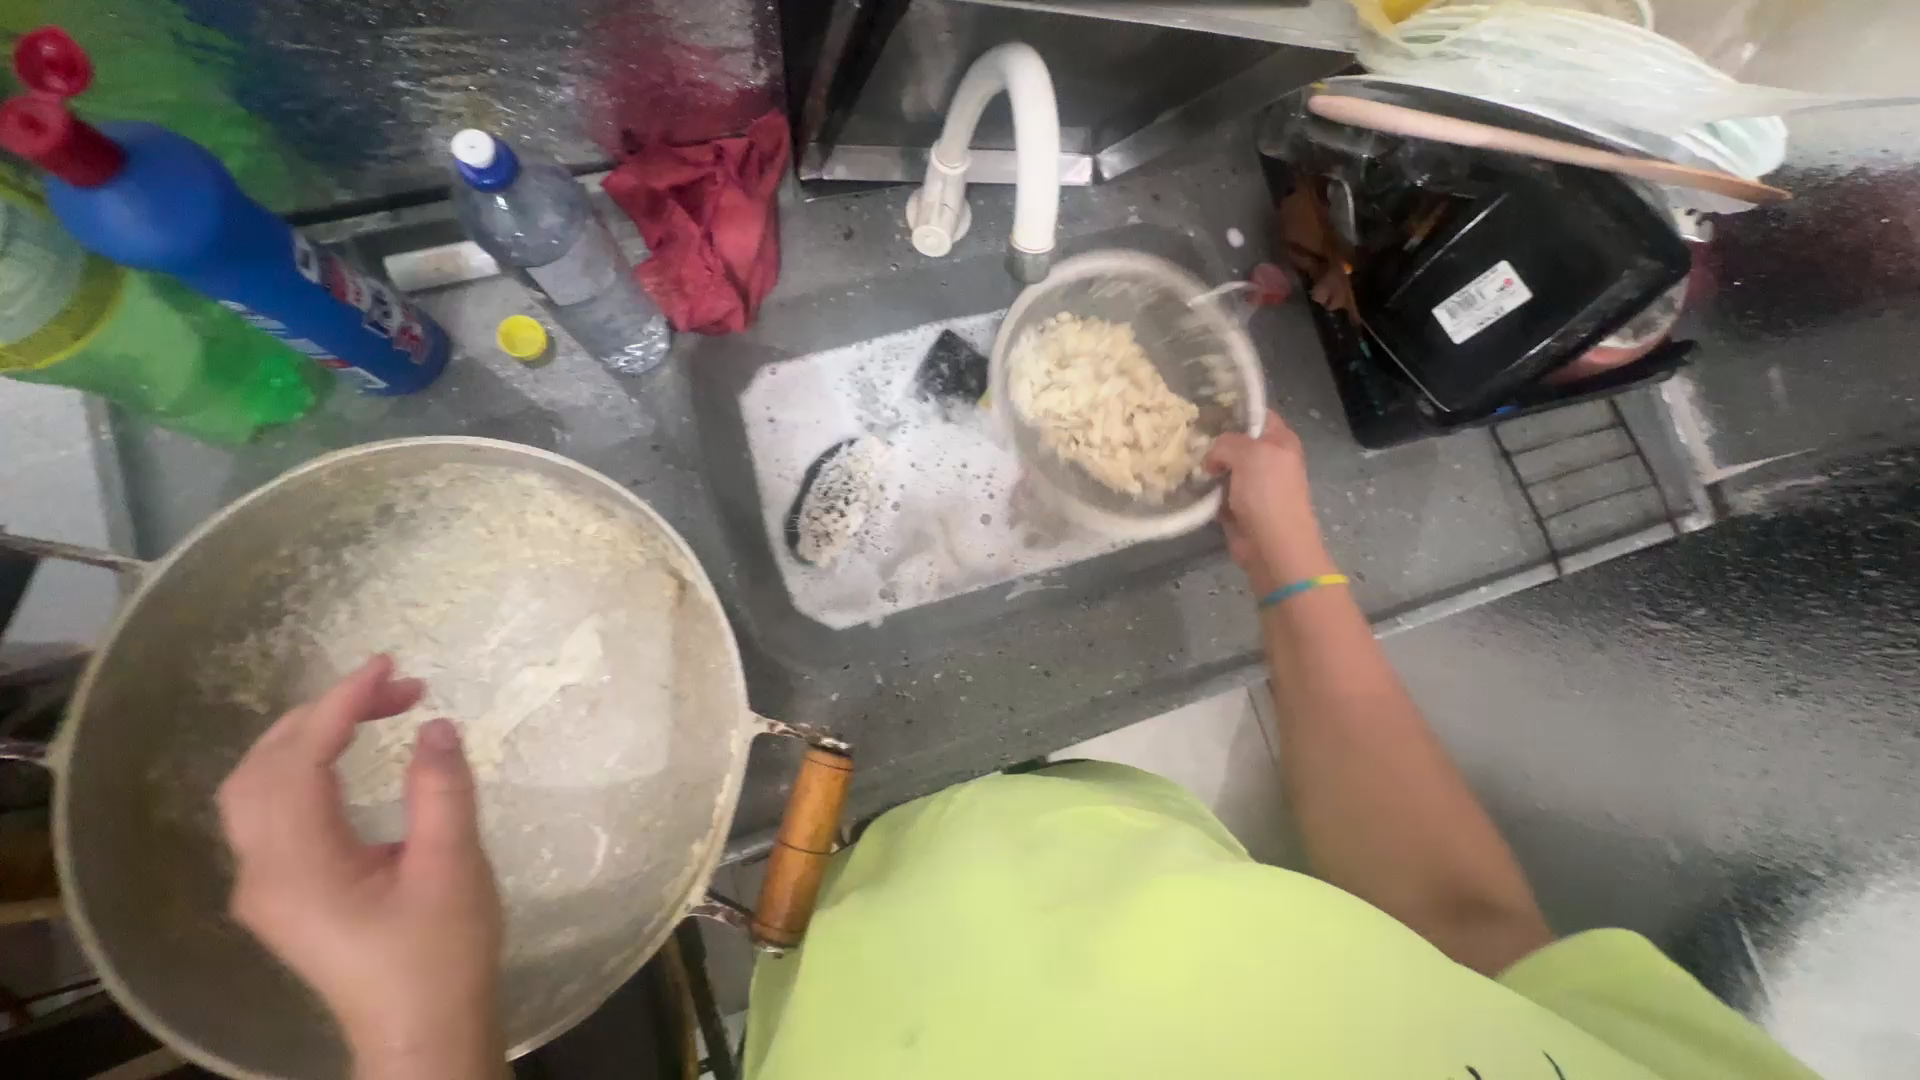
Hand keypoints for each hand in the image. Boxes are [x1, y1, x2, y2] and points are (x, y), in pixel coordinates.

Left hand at [217, 655, 504, 1079]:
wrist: (424, 1025)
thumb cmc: (441, 950)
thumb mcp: (453, 864)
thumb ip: (441, 790)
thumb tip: (436, 725)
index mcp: (298, 867)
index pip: (299, 762)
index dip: (339, 705)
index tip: (389, 666)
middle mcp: (263, 872)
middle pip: (261, 769)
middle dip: (324, 713)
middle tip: (397, 685)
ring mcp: (268, 885)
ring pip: (259, 788)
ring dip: (311, 736)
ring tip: (379, 708)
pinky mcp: (288, 890)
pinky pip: (276, 809)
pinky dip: (308, 764)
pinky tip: (351, 756)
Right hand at [1206, 410, 1335, 595]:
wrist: (1272, 544)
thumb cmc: (1267, 493)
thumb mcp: (1249, 453)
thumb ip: (1227, 442)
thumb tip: (1212, 459)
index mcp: (1280, 441)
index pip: (1257, 414)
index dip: (1233, 411)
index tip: (1205, 413)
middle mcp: (1268, 459)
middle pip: (1236, 442)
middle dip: (1214, 442)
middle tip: (1190, 441)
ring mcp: (1253, 484)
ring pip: (1224, 467)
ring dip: (1206, 469)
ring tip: (1186, 464)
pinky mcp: (1239, 506)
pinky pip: (1217, 492)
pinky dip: (1206, 492)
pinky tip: (1191, 487)